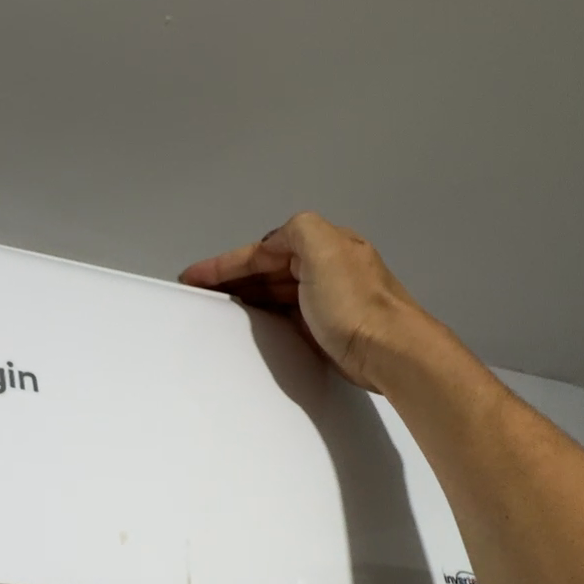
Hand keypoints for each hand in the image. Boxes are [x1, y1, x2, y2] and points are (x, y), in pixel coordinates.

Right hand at [179, 212, 432, 391]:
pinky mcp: (323, 326)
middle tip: (198, 291)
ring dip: (243, 293)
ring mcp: (325, 298)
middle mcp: (327, 267)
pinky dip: (259, 311)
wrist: (389, 352)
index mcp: (326, 246)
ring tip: (214, 305)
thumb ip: (297, 231)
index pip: (264, 248)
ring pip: (272, 289)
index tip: (194, 276)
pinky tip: (247, 320)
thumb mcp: (324, 250)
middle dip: (231, 277)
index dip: (226, 262)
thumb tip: (276, 238)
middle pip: (266, 268)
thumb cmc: (356, 305)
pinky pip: (281, 311)